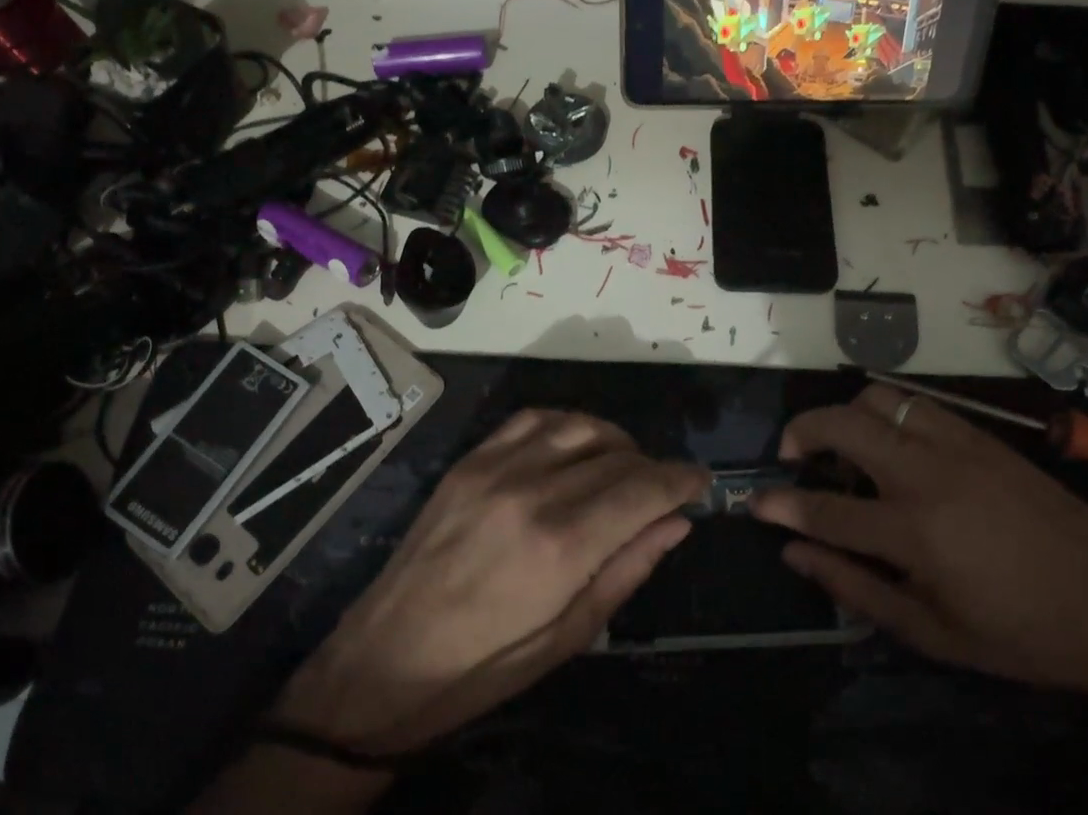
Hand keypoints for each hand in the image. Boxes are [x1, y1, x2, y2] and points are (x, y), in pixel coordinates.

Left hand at [274, 410, 708, 753]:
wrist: (386, 659)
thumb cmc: (484, 667)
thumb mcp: (569, 637)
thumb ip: (627, 569)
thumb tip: (676, 522)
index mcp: (562, 545)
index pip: (644, 488)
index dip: (682, 480)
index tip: (701, 483)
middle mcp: (532, 491)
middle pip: (617, 454)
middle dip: (652, 467)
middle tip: (663, 490)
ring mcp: (495, 469)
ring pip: (577, 425)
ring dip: (614, 439)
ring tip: (623, 466)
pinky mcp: (468, 462)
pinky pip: (531, 420)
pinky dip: (565, 424)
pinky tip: (574, 447)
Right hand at [752, 385, 1087, 721]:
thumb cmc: (1021, 635)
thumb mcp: (931, 633)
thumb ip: (854, 588)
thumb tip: (794, 552)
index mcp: (916, 534)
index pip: (823, 508)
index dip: (780, 505)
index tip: (753, 502)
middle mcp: (931, 475)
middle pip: (844, 423)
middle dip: (801, 431)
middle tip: (793, 458)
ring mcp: (962, 446)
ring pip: (882, 397)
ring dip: (847, 414)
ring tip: (844, 448)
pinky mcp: (987, 437)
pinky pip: (921, 404)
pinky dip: (890, 413)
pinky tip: (893, 448)